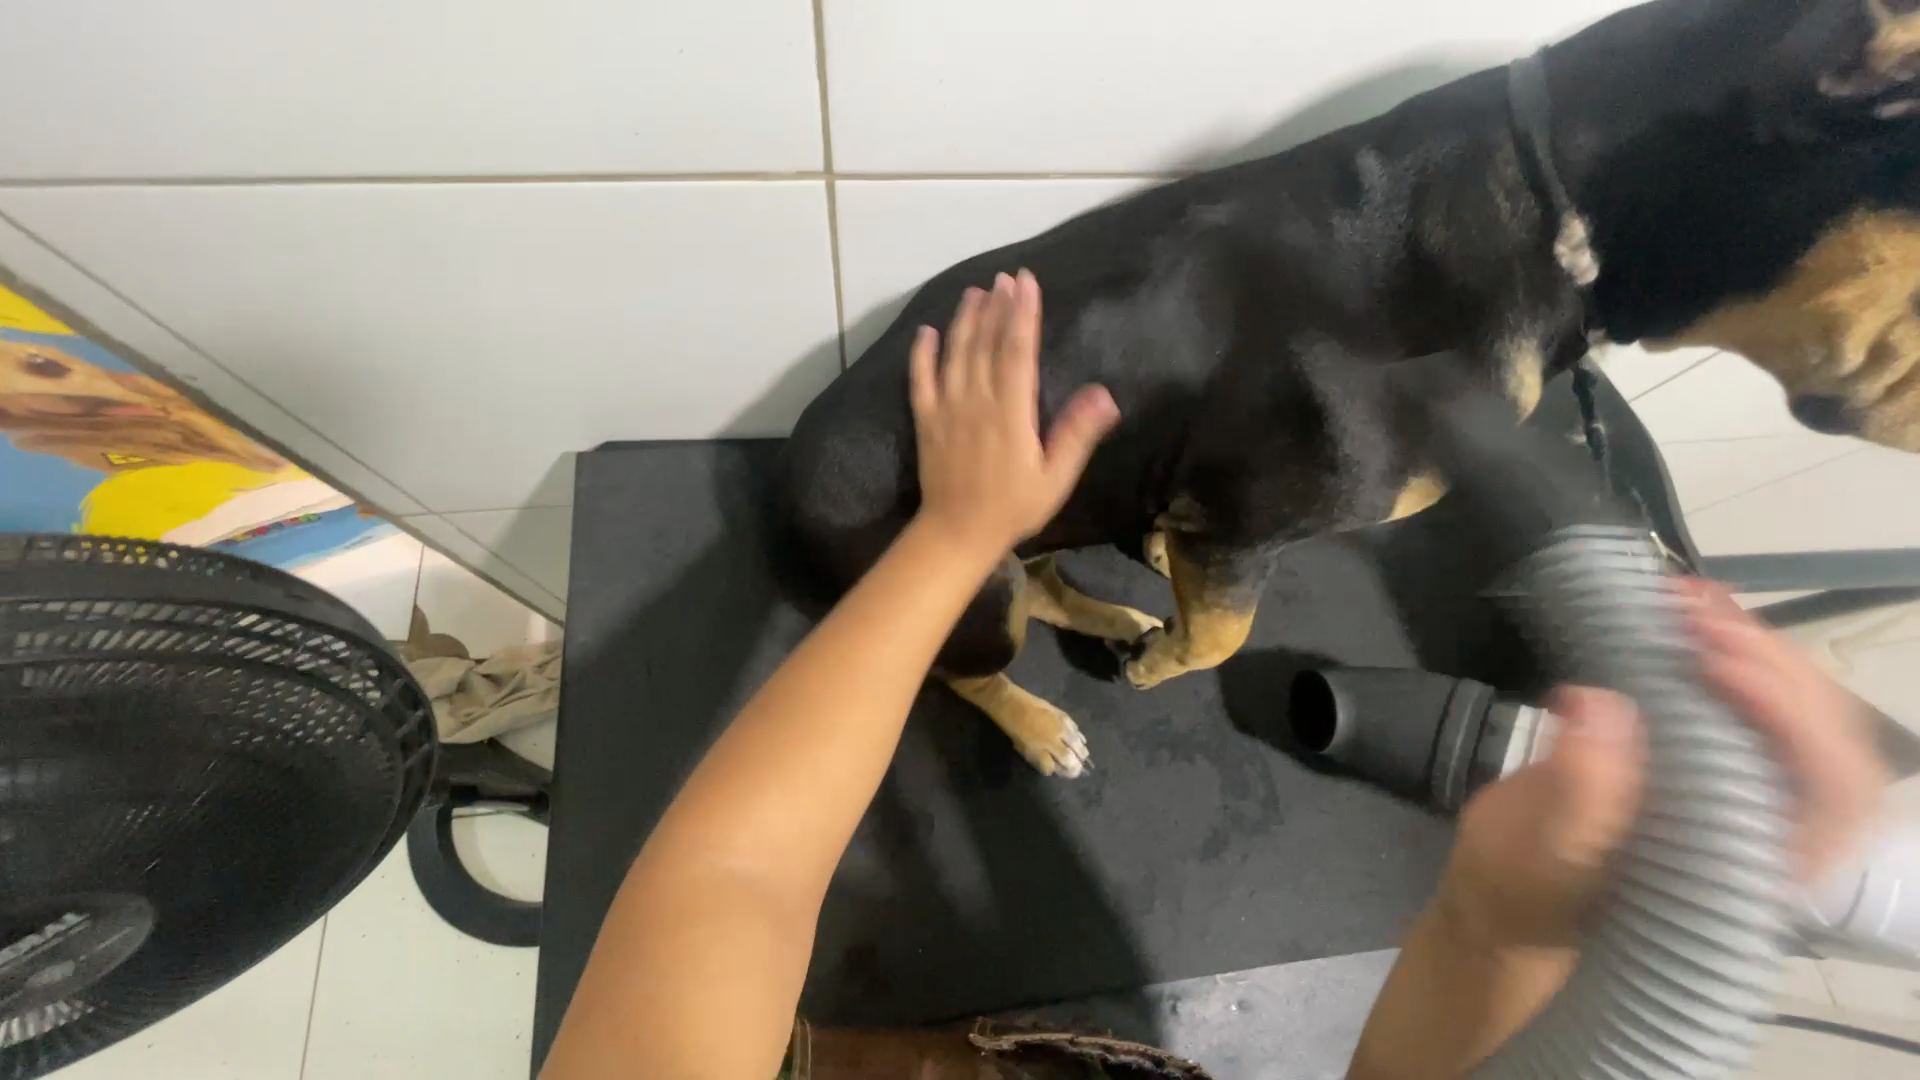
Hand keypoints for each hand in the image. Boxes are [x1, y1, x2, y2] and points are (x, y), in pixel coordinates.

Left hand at [909, 269, 1118, 555]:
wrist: (957, 533)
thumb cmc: (1013, 508)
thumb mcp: (1055, 478)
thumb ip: (1076, 434)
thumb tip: (1105, 394)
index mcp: (1011, 413)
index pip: (1017, 351)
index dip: (1023, 314)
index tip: (1027, 282)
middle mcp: (976, 402)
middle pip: (986, 344)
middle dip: (997, 308)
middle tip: (1005, 277)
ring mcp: (946, 409)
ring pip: (955, 354)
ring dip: (964, 321)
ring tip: (975, 292)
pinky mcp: (926, 421)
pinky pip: (920, 380)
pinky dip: (922, 354)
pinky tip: (926, 331)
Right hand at [1435, 578, 1885, 952]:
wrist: (1506, 897)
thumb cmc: (1520, 884)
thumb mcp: (1537, 850)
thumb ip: (1575, 794)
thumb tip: (1596, 703)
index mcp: (1747, 865)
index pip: (1826, 791)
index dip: (1789, 717)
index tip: (1709, 660)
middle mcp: (1767, 831)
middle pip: (1823, 742)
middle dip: (1770, 666)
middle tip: (1692, 610)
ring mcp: (1735, 796)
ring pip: (1794, 718)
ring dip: (1752, 651)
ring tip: (1686, 601)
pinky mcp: (1697, 766)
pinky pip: (1741, 708)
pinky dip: (1722, 654)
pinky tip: (1682, 617)